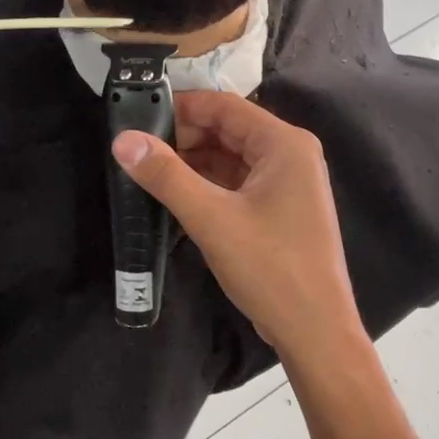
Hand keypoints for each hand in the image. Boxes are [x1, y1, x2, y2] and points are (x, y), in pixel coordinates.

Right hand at [112, 92, 363, 359]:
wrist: (315, 332)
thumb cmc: (270, 268)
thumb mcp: (211, 218)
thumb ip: (166, 175)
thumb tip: (123, 140)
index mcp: (284, 144)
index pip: (225, 105)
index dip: (181, 106)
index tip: (138, 113)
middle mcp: (290, 155)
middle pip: (228, 129)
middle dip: (183, 135)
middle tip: (138, 146)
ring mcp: (287, 184)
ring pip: (230, 156)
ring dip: (193, 160)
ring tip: (148, 168)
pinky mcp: (279, 209)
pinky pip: (237, 181)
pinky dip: (207, 183)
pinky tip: (175, 193)